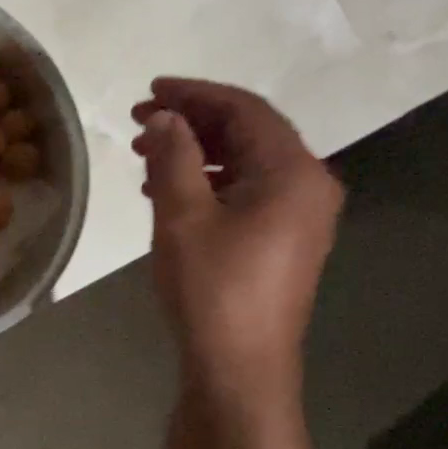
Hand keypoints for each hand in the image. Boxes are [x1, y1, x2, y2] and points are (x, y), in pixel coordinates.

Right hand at [132, 78, 342, 386]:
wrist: (240, 359)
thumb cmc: (212, 285)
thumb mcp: (183, 216)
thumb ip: (173, 159)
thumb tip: (165, 117)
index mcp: (293, 172)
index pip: (246, 111)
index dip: (196, 94)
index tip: (150, 89)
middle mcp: (308, 185)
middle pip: (250, 133)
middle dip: (194, 121)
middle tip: (139, 119)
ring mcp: (299, 214)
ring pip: (245, 163)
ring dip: (196, 150)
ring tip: (145, 152)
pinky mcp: (282, 238)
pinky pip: (245, 190)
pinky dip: (206, 179)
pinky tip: (168, 189)